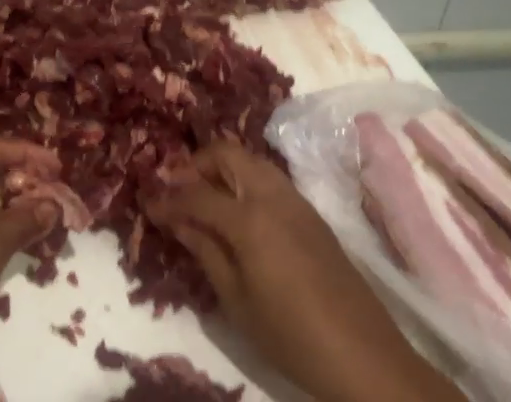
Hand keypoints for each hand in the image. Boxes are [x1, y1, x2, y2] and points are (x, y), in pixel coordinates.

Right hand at [144, 142, 460, 401]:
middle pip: (227, 153)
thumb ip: (204, 250)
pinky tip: (236, 213)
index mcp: (250, 218)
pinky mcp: (313, 215)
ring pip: (251, 161)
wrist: (364, 357)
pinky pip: (270, 180)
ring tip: (203, 199)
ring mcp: (298, 202)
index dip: (166, 198)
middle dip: (196, 164)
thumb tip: (176, 220)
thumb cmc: (290, 334)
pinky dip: (245, 182)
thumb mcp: (236, 299)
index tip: (146, 204)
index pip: (195, 194)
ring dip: (223, 170)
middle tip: (176, 190)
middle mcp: (274, 196)